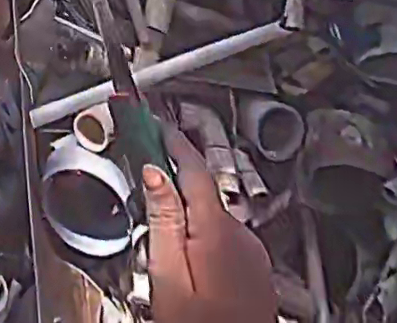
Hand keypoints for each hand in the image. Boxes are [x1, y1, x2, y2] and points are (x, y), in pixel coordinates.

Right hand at [145, 122, 278, 322]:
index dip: (171, 140)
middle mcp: (242, 237)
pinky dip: (200, 230)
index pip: (193, 167)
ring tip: (156, 228)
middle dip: (171, 178)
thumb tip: (154, 170)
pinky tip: (183, 253)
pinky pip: (223, 235)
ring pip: (210, 213)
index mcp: (218, 232)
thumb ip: (162, 219)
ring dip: (185, 209)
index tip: (151, 121)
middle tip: (141, 171)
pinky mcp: (256, 273)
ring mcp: (253, 256)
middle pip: (201, 190)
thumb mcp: (167, 275)